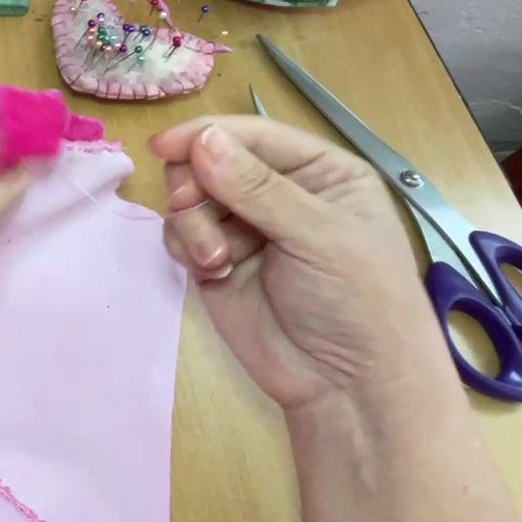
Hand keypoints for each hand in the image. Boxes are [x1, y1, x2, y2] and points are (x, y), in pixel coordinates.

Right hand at [147, 117, 452, 412]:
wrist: (344, 386)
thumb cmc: (357, 302)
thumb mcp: (319, 237)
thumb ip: (257, 188)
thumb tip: (201, 139)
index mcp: (319, 172)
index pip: (253, 135)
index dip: (207, 135)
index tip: (164, 146)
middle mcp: (276, 192)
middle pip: (209, 160)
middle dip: (195, 184)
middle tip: (192, 205)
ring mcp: (241, 227)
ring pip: (188, 198)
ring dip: (192, 225)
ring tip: (215, 259)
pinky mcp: (212, 259)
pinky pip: (178, 233)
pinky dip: (186, 248)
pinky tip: (213, 272)